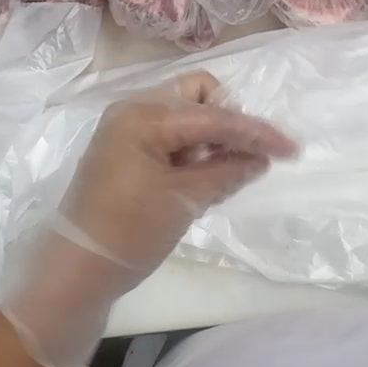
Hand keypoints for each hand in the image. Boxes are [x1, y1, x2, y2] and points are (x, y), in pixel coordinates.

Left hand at [0, 71, 297, 366]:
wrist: (76, 271)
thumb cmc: (128, 232)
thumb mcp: (184, 201)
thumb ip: (227, 172)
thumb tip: (261, 159)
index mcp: (144, 115)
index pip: (212, 116)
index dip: (255, 132)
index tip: (291, 148)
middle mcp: (133, 110)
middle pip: (197, 95)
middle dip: (228, 121)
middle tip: (247, 155)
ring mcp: (127, 128)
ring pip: (186, 113)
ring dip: (212, 136)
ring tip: (228, 172)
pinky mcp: (126, 148)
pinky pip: (171, 133)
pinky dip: (193, 148)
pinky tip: (207, 176)